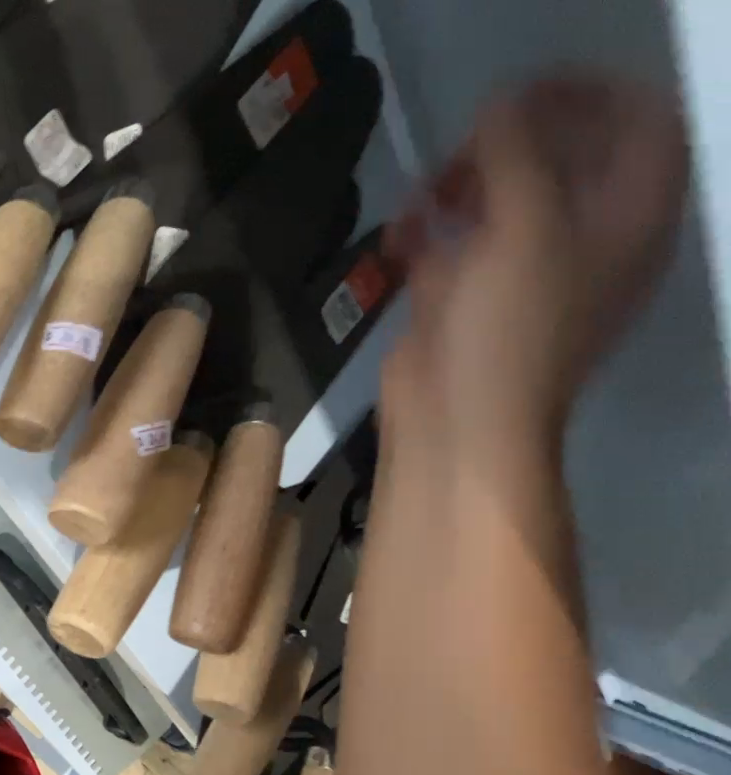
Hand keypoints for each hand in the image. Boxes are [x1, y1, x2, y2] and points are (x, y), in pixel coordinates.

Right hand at [383, 74, 688, 443]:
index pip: (636, 123)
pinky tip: (399, 244)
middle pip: (559, 157)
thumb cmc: (505, 328)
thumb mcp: (524, 230)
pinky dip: (424, 233)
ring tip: (418, 205)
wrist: (455, 417)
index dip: (587, 95)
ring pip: (496, 198)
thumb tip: (501, 103)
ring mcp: (521, 267)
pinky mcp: (465, 294)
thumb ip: (518, 156)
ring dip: (453, 190)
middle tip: (456, 159)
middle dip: (503, 147)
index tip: (518, 96)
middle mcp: (583, 234)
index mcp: (628, 216)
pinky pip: (452, 242)